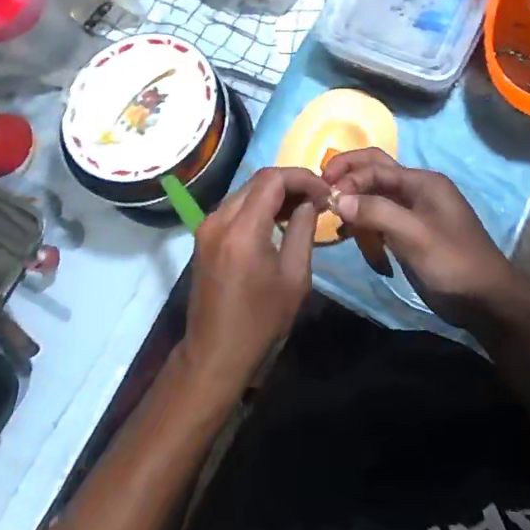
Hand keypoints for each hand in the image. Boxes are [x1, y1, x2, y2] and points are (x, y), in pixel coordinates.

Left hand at [181, 167, 327, 387]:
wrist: (216, 351)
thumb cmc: (262, 320)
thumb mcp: (294, 276)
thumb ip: (302, 230)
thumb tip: (310, 202)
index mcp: (242, 230)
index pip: (272, 180)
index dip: (302, 177)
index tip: (326, 191)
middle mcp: (218, 219)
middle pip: (256, 181)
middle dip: (290, 182)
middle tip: (318, 197)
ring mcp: (206, 226)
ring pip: (244, 191)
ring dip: (273, 193)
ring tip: (302, 207)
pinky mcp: (204, 236)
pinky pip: (233, 207)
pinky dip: (257, 205)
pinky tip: (277, 219)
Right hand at [322, 149, 524, 329]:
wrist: (486, 301)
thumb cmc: (453, 262)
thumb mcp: (413, 234)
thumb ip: (376, 212)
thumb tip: (337, 198)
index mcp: (422, 181)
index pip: (374, 167)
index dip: (347, 178)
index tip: (326, 199)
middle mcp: (416, 190)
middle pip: (373, 174)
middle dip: (347, 181)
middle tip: (320, 195)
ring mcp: (413, 213)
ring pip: (373, 198)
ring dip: (354, 207)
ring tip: (335, 224)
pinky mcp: (409, 234)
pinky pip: (379, 220)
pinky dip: (364, 227)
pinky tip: (352, 239)